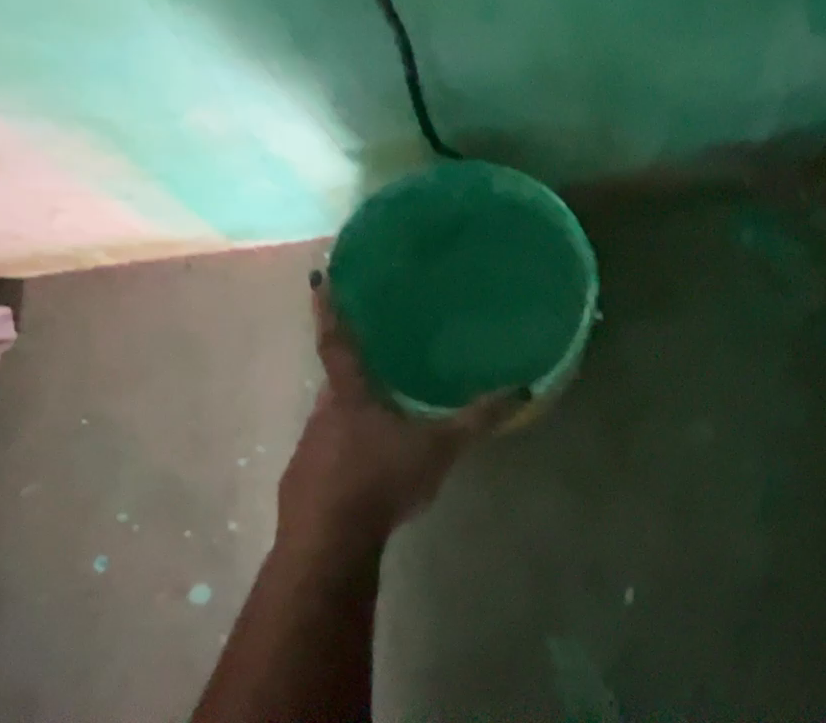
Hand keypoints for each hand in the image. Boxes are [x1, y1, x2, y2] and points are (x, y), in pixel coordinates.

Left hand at [276, 278, 515, 548]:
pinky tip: (367, 470)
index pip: (338, 341)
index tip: (320, 278)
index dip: (330, 309)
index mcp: (351, 396)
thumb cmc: (382, 480)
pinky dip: (346, 453)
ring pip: (332, 421)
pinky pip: (327, 456)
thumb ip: (478, 418)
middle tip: (377, 361)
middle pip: (336, 382)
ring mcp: (307, 451)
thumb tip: (524, 388)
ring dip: (353, 416)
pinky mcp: (301, 485)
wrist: (327, 547)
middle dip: (353, 371)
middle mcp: (322, 415)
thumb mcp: (440, 448)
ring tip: (382, 420)